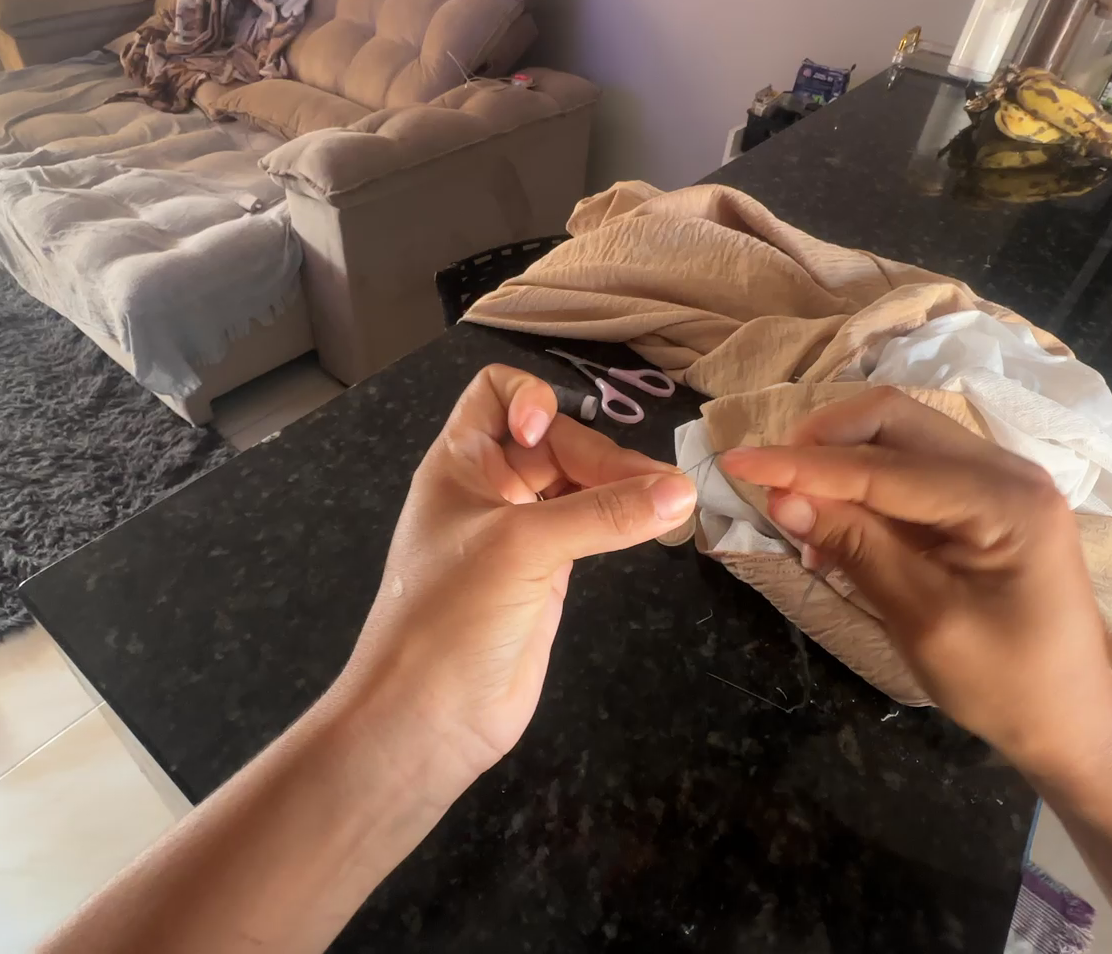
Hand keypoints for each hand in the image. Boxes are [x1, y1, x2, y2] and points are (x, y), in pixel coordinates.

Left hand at [333, 365, 697, 789]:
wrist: (429, 718)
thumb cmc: (452, 614)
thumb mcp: (521, 547)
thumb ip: (602, 513)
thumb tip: (683, 491)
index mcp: (461, 461)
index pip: (496, 393)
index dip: (529, 397)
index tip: (546, 432)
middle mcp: (491, 486)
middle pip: (558, 439)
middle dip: (603, 456)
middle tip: (659, 489)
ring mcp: (522, 528)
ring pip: (581, 482)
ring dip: (624, 485)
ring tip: (672, 504)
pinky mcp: (549, 568)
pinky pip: (592, 524)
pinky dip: (625, 519)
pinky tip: (658, 523)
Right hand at [717, 386, 1111, 777]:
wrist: (1069, 723)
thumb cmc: (1005, 684)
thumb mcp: (923, 620)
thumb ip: (855, 547)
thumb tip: (781, 498)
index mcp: (1004, 501)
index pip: (881, 465)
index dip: (802, 464)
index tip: (736, 462)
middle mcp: (1004, 469)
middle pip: (891, 419)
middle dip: (821, 442)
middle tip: (773, 486)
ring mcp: (995, 477)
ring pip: (893, 432)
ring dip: (836, 460)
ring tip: (803, 514)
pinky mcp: (978, 494)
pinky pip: (904, 463)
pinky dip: (858, 481)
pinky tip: (837, 524)